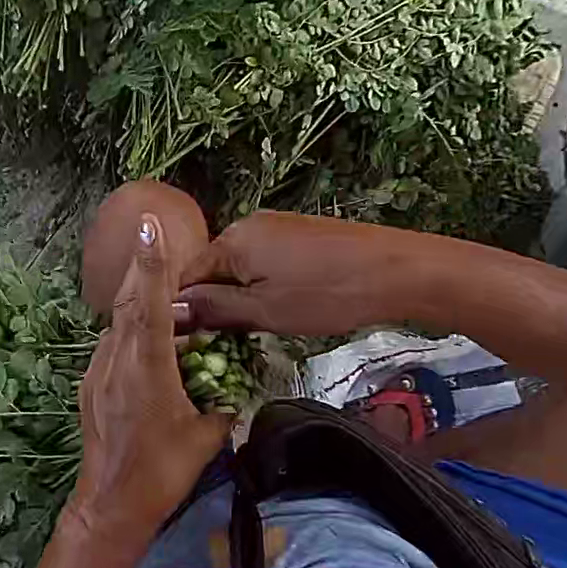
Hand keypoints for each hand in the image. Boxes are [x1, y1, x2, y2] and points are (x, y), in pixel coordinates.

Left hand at [67, 213, 233, 546]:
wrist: (109, 505)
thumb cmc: (162, 472)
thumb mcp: (204, 437)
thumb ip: (221, 406)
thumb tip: (232, 390)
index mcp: (146, 368)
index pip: (150, 304)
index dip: (152, 263)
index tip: (148, 226)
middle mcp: (116, 361)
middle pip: (128, 302)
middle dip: (143, 266)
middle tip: (153, 236)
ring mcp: (98, 371)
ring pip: (120, 322)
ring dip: (141, 300)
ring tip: (164, 290)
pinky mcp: (92, 383)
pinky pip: (116, 343)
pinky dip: (135, 329)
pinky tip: (154, 340)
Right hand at [178, 211, 445, 336]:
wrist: (396, 270)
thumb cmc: (326, 294)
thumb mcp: (263, 310)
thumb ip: (213, 308)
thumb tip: (170, 311)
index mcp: (232, 240)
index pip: (186, 277)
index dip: (185, 312)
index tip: (191, 343)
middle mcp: (248, 224)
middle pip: (213, 270)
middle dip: (215, 304)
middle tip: (228, 340)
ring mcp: (277, 226)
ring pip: (241, 267)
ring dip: (242, 297)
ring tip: (261, 325)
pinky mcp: (300, 234)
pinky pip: (265, 261)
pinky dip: (265, 285)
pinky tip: (286, 305)